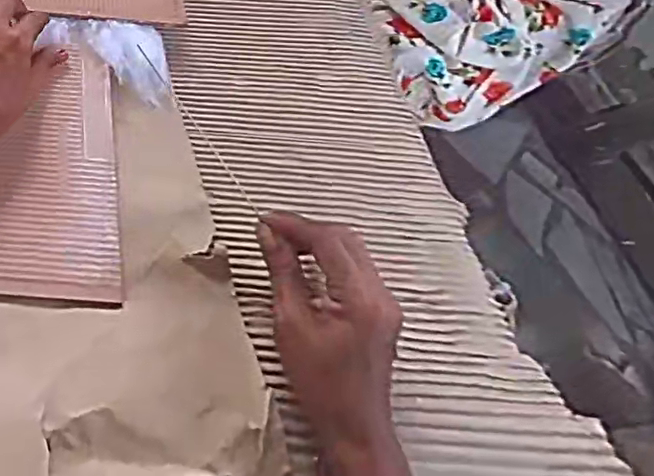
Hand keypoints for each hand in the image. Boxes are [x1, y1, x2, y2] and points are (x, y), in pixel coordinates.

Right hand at [258, 212, 407, 475]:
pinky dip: (330, 255)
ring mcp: (386, 303)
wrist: (353, 430)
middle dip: (306, 228)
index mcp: (361, 300)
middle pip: (343, 237)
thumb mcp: (290, 325)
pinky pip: (356, 265)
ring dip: (318, 239)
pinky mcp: (382, 309)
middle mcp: (381, 297)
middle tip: (274, 229)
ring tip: (286, 243)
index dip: (294, 225)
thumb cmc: (324, 390)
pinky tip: (308, 262)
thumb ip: (282, 272)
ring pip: (351, 248)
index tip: (268, 222)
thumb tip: (270, 236)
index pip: (327, 240)